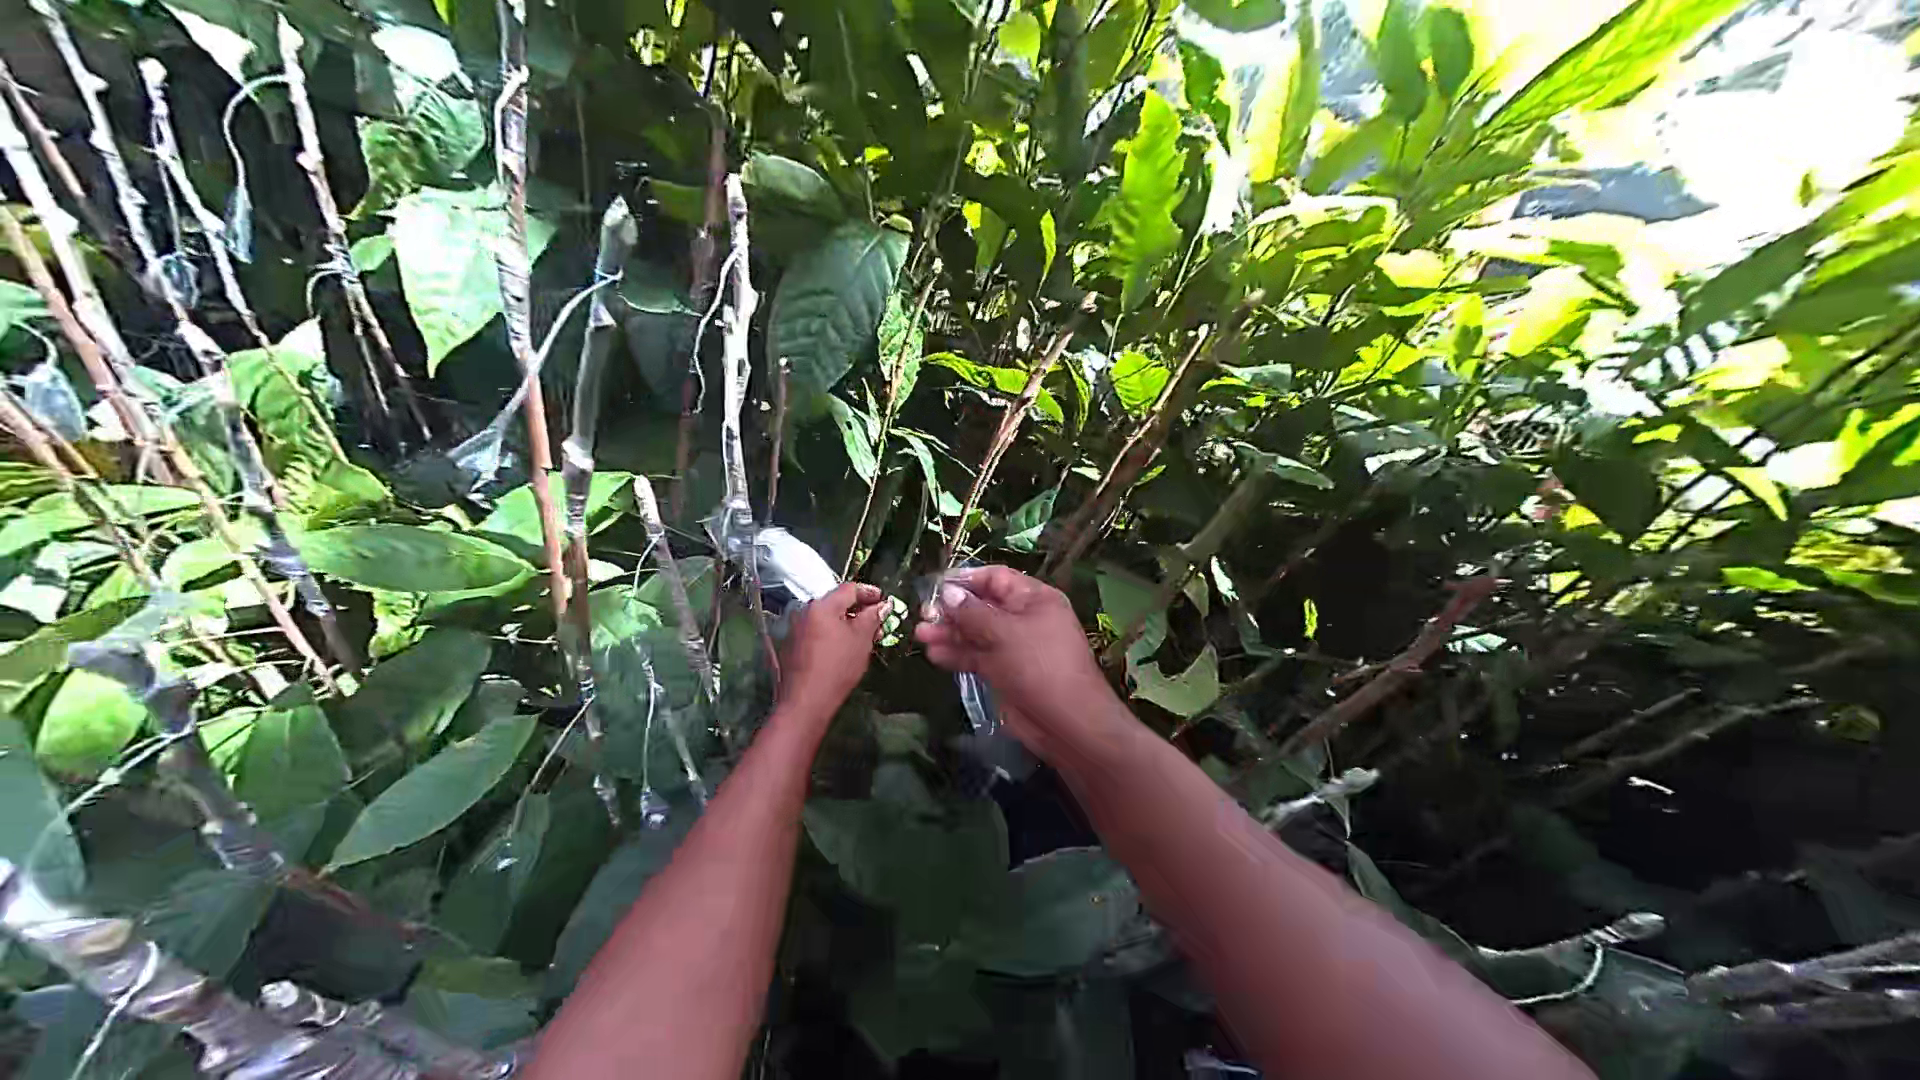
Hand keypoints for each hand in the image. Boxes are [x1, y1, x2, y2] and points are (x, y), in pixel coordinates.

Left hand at [777, 582, 885, 720]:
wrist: (805, 701)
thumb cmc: (837, 666)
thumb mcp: (861, 639)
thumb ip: (873, 617)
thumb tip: (883, 605)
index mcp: (822, 605)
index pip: (849, 589)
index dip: (869, 592)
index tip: (884, 600)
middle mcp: (805, 611)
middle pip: (837, 602)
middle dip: (859, 609)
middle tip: (878, 621)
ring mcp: (796, 628)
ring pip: (827, 618)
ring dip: (847, 622)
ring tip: (865, 635)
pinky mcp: (793, 644)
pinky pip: (818, 630)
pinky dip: (833, 632)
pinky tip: (845, 646)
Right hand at [913, 565, 1121, 761]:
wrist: (1066, 722)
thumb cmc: (1039, 666)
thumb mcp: (1004, 633)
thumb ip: (972, 612)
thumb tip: (947, 592)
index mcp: (1033, 599)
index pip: (995, 578)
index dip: (965, 580)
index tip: (935, 586)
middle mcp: (1022, 618)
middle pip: (981, 606)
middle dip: (952, 609)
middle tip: (923, 614)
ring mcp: (1012, 647)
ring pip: (975, 633)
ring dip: (949, 633)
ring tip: (921, 635)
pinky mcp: (1003, 672)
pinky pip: (976, 656)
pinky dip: (957, 654)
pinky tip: (934, 655)